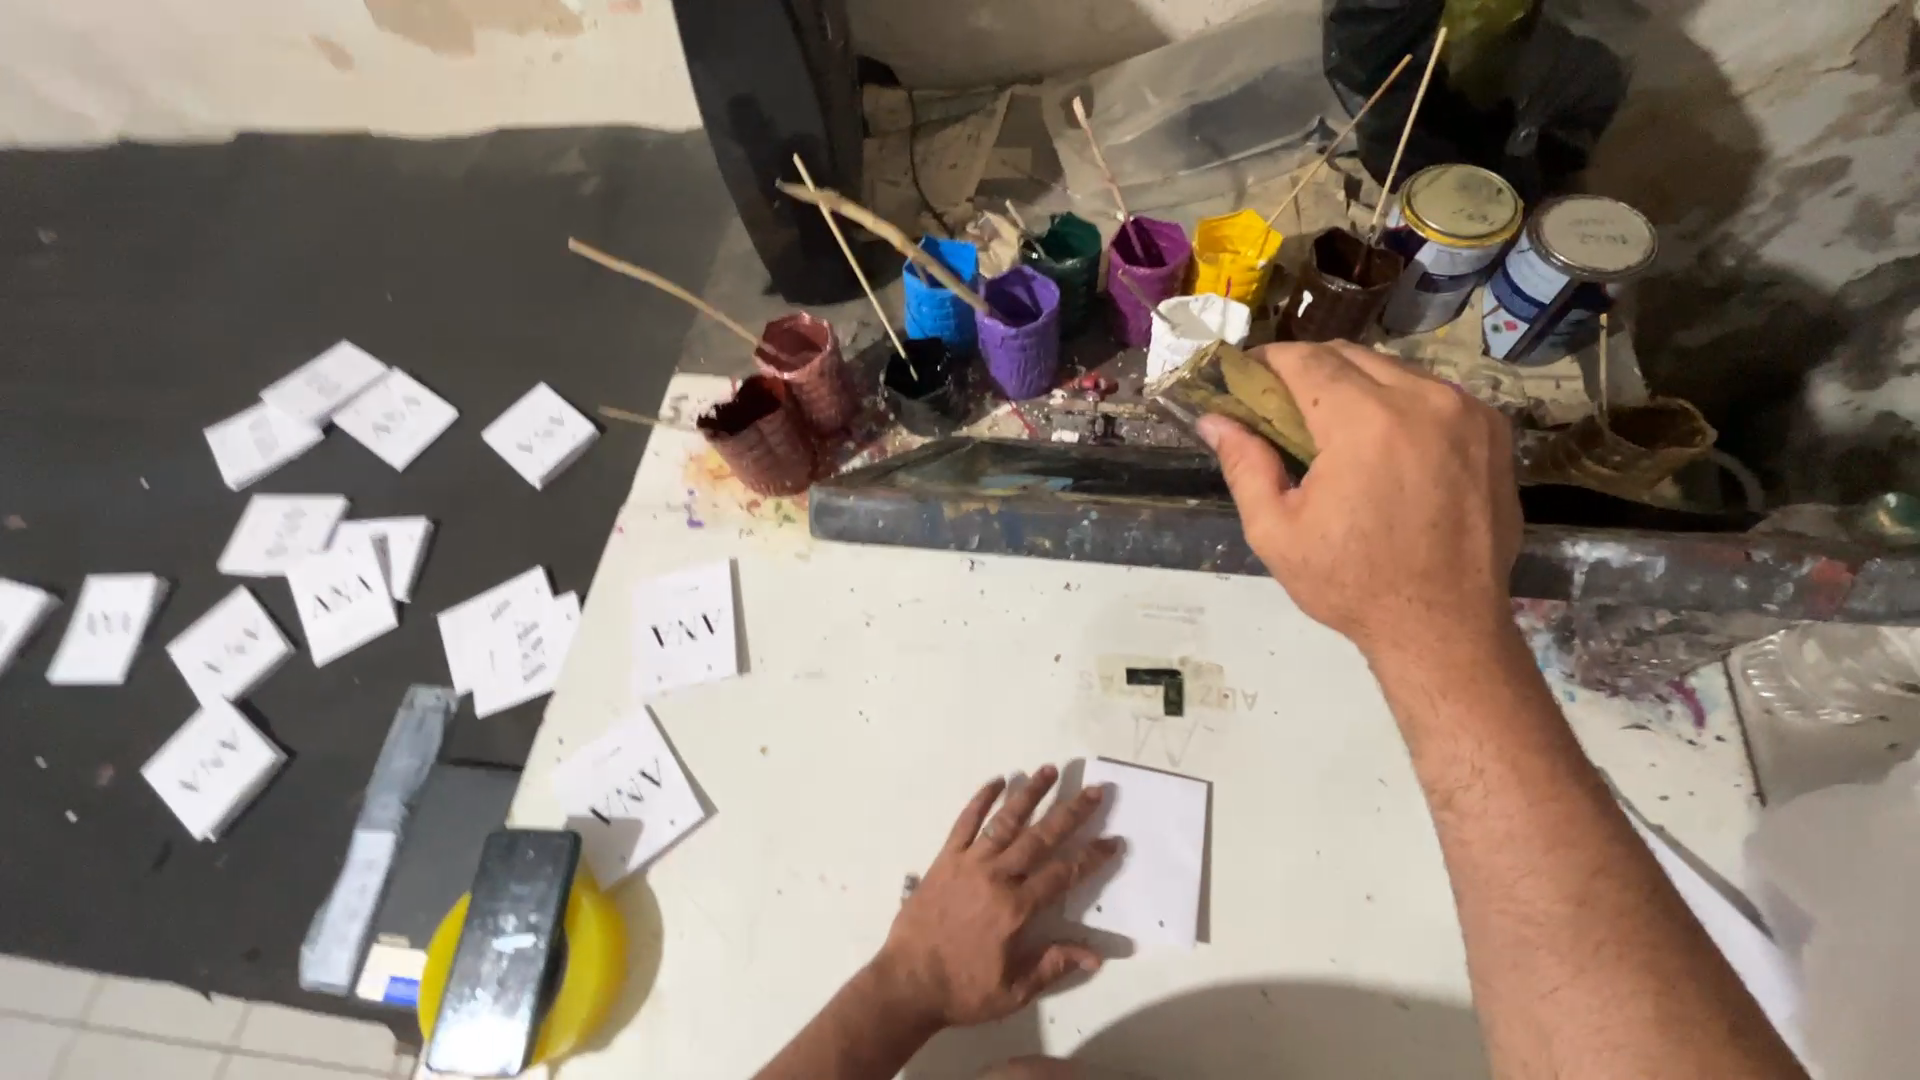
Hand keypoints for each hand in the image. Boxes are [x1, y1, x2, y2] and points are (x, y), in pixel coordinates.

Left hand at [870, 765, 1119, 1028]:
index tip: (1113, 840)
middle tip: (1094, 790)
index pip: (1063, 874)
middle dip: (1070, 813)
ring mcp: (968, 863)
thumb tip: (1096, 956)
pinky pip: (965, 822)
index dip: (1091, 857)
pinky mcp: (945, 858)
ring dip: (1029, 794)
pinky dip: (981, 800)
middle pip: (1040, 837)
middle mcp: (996, 877)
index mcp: (1015, 909)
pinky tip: (997, 780)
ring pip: (1005, 821)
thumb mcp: (1013, 991)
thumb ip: (1052, 967)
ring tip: (1049, 770)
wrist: (906, 984)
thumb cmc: (962, 991)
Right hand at [1197, 341, 1521, 662]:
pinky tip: (1380, 442)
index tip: (1243, 375)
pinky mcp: (1492, 430)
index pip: (1307, 361)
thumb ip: (1244, 465)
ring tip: (1328, 425)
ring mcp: (1467, 411)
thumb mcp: (1276, 531)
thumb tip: (1213, 421)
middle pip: (1350, 356)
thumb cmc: (1350, 583)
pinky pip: (1432, 393)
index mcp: (1365, 423)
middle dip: (1307, 370)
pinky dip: (1397, 402)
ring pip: (1393, 370)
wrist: (1443, 625)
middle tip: (1278, 404)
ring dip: (1353, 384)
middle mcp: (1423, 400)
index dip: (1268, 361)